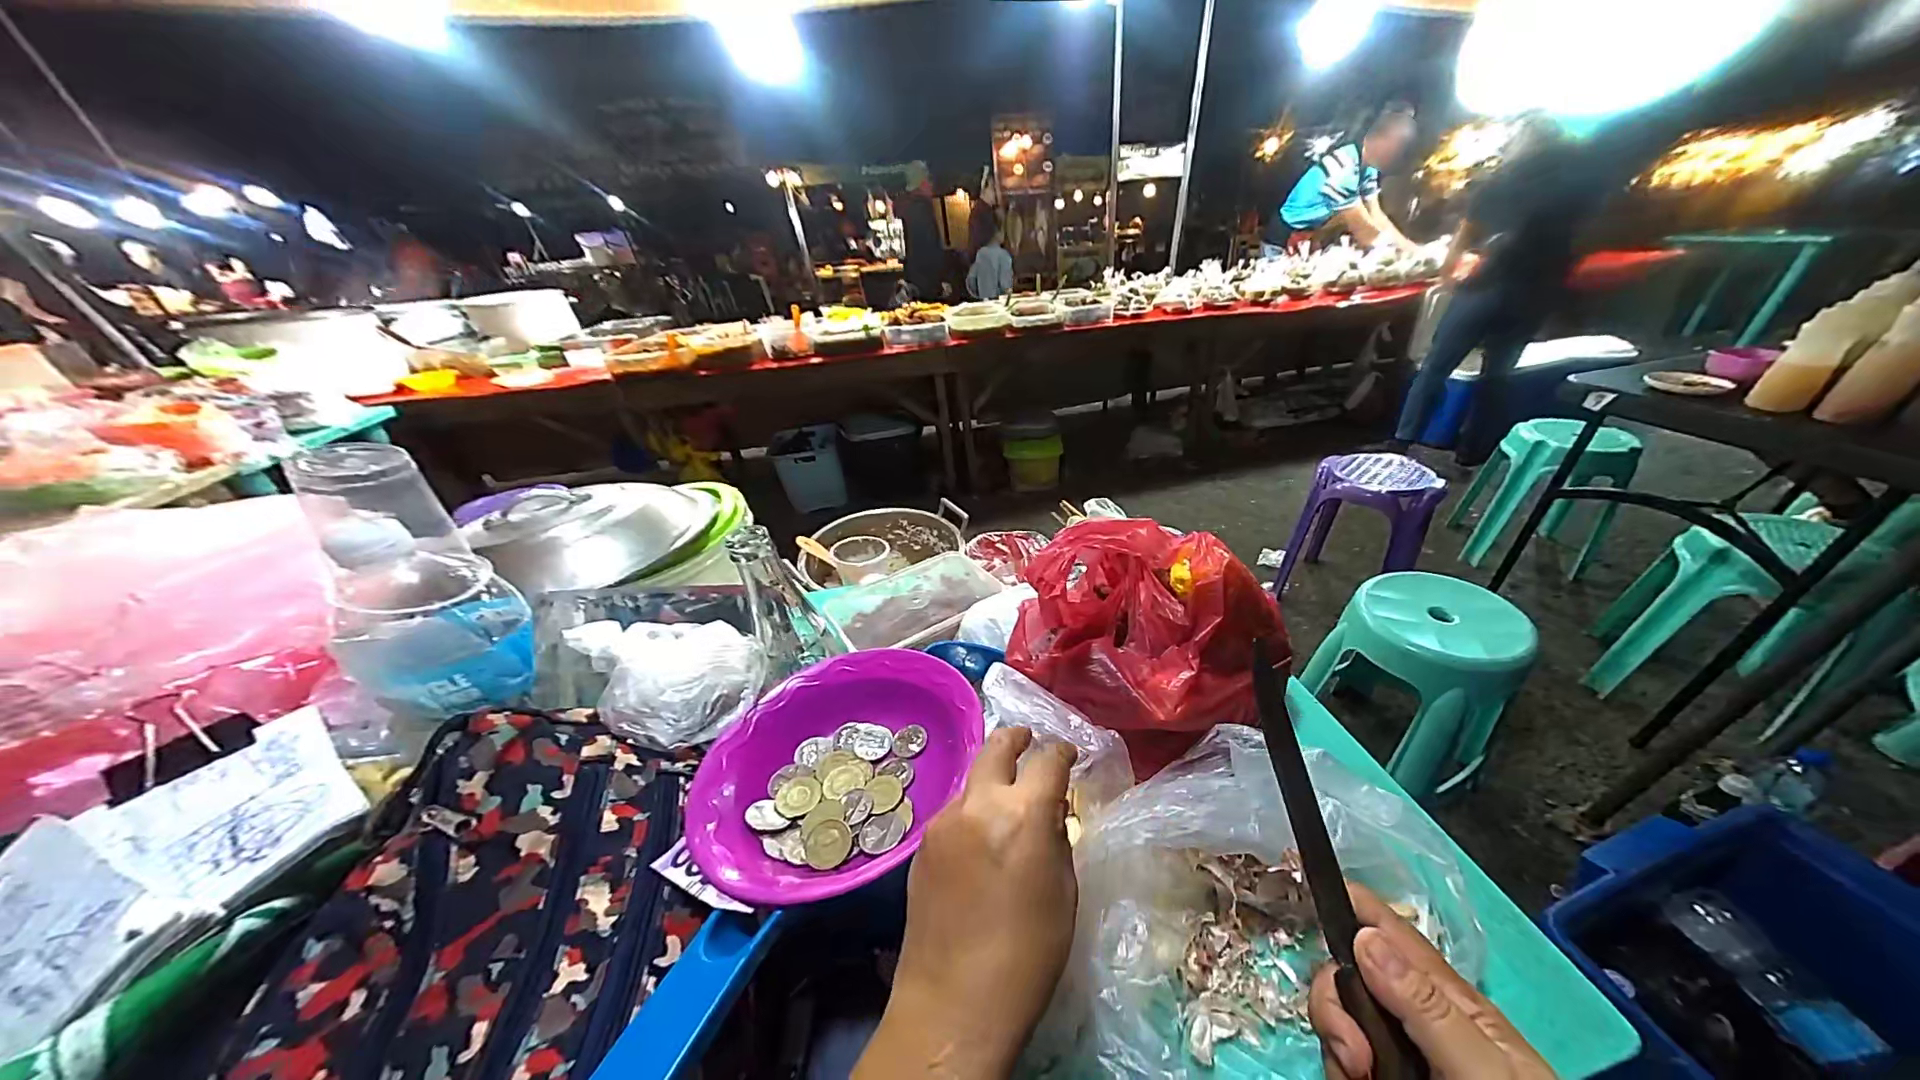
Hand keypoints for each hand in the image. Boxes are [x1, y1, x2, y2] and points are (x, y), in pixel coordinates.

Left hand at [853, 727, 1077, 1079]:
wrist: (953, 1001)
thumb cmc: (1027, 955)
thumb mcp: (1062, 893)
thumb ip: (1056, 838)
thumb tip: (1050, 810)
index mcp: (1022, 814)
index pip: (1047, 760)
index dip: (1062, 752)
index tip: (1069, 753)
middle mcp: (978, 804)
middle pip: (997, 747)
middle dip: (1017, 738)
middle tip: (1029, 739)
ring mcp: (943, 821)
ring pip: (973, 781)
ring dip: (992, 781)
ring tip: (1006, 802)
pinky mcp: (922, 843)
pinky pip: (955, 812)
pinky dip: (973, 812)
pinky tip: (980, 841)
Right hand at [1309, 883, 1552, 1079]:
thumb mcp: (1484, 1069)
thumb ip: (1428, 1007)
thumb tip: (1366, 935)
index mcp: (1448, 998)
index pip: (1388, 930)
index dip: (1348, 899)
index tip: (1299, 874)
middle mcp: (1414, 1013)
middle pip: (1346, 972)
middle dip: (1332, 1002)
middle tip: (1354, 1055)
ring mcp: (1397, 1047)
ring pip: (1336, 1014)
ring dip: (1335, 1042)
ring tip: (1361, 1078)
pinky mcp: (1378, 1073)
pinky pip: (1338, 1055)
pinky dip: (1338, 1069)